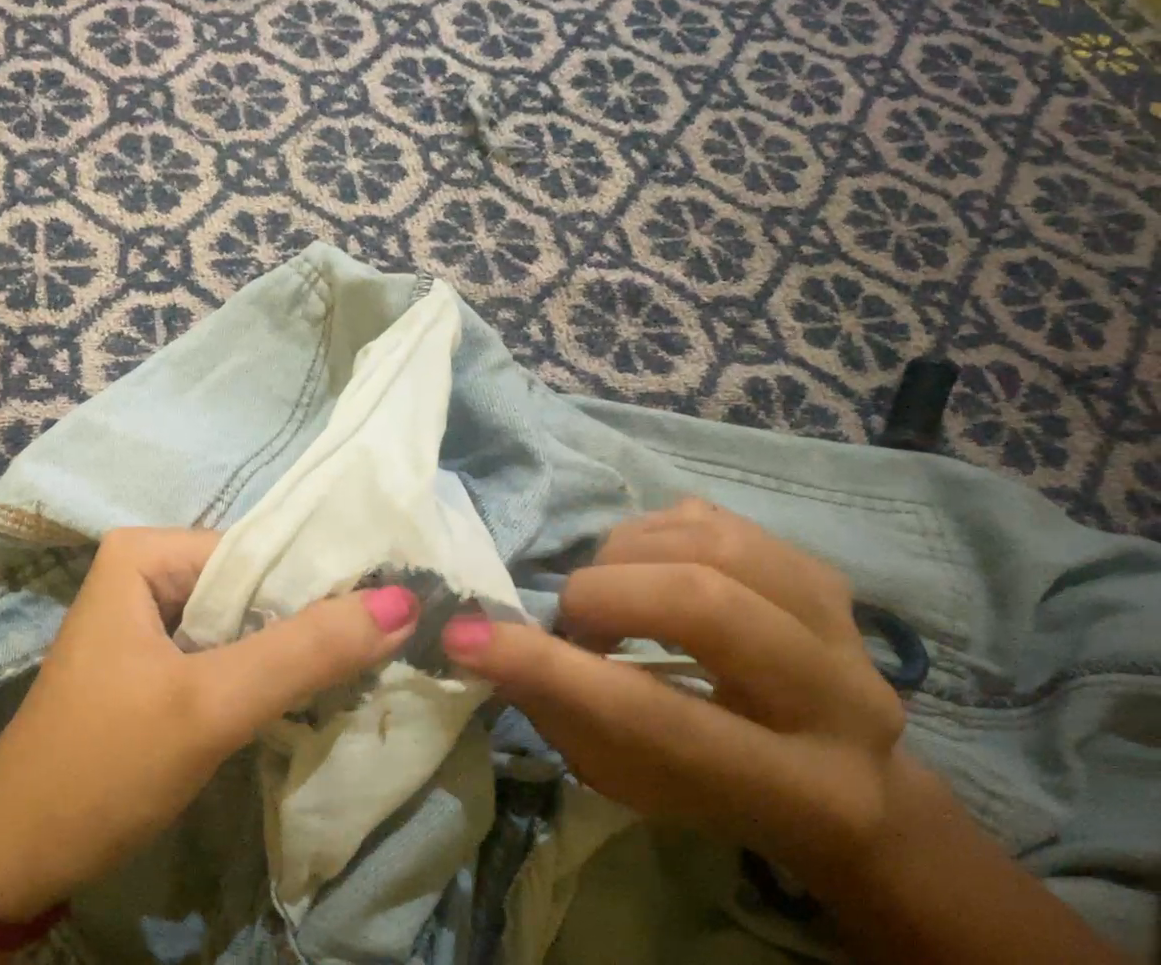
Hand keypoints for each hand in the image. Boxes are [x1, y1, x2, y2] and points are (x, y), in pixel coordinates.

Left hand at [0, 528, 419, 918]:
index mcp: (145, 552)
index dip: (328, 582)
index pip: (261, 550)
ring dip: (296, 652)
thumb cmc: (106, 766)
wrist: (21, 854)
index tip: (398, 615)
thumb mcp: (211, 705)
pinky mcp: (155, 665)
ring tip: (363, 676)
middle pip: (255, 585)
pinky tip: (311, 698)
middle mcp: (146, 571)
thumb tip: (406, 600)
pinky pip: (227, 655)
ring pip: (246, 624)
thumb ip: (305, 650)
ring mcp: (148, 620)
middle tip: (391, 652)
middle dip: (314, 621)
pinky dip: (266, 677)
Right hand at [440, 499, 908, 881]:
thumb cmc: (709, 790)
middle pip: (706, 605)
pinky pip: (722, 521)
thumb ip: (559, 709)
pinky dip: (654, 531)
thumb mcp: (627, 778)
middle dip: (602, 596)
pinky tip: (638, 564)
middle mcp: (843, 703)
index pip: (655, 714)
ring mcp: (846, 628)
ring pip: (717, 546)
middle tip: (569, 621)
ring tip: (602, 591)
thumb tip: (476, 639)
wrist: (838, 779)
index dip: (551, 668)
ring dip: (627, 555)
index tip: (465, 637)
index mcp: (798, 790)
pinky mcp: (826, 578)